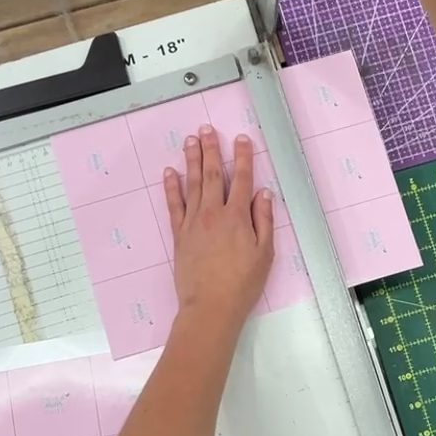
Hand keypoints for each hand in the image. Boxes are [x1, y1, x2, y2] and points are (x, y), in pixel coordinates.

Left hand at [163, 126, 272, 334]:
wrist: (211, 306)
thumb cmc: (242, 284)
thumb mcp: (265, 254)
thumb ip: (263, 221)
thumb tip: (264, 194)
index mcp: (238, 218)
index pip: (242, 180)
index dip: (243, 158)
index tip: (241, 139)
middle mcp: (213, 214)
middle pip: (212, 175)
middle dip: (211, 150)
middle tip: (207, 129)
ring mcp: (193, 223)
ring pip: (192, 184)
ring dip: (192, 160)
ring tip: (191, 141)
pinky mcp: (179, 235)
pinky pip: (174, 205)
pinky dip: (171, 187)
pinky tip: (170, 173)